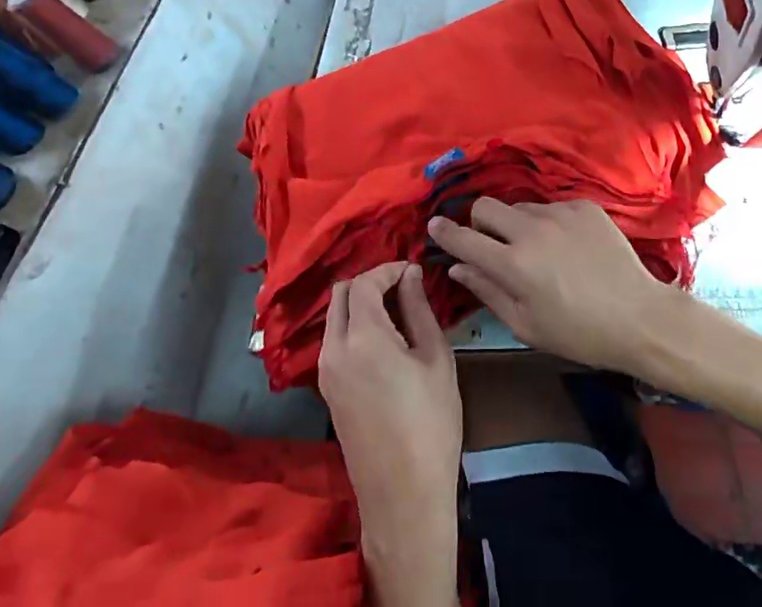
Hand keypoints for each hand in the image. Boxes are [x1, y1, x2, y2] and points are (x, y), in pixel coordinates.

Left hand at [319, 262, 460, 606]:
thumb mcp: (435, 358)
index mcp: (363, 338)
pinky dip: (354, 326)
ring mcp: (325, 372)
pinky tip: (384, 337)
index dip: (388, 269)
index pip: (364, 283)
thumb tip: (409, 275)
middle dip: (369, 281)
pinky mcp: (327, 390)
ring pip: (334, 318)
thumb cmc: (431, 420)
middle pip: (341, 295)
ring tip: (398, 309)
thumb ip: (418, 309)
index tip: (413, 270)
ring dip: (360, 304)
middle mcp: (334, 350)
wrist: (404, 491)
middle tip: (403, 286)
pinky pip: (335, 341)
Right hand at [429, 199, 693, 375]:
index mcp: (513, 263)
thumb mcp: (525, 324)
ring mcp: (561, 213)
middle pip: (486, 206)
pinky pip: (552, 207)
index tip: (435, 226)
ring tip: (537, 251)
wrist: (638, 316)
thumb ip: (487, 291)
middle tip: (491, 245)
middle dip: (479, 223)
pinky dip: (549, 223)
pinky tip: (566, 246)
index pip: (464, 238)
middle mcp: (532, 229)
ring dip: (516, 224)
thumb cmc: (578, 332)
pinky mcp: (585, 207)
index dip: (444, 232)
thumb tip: (457, 268)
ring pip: (520, 207)